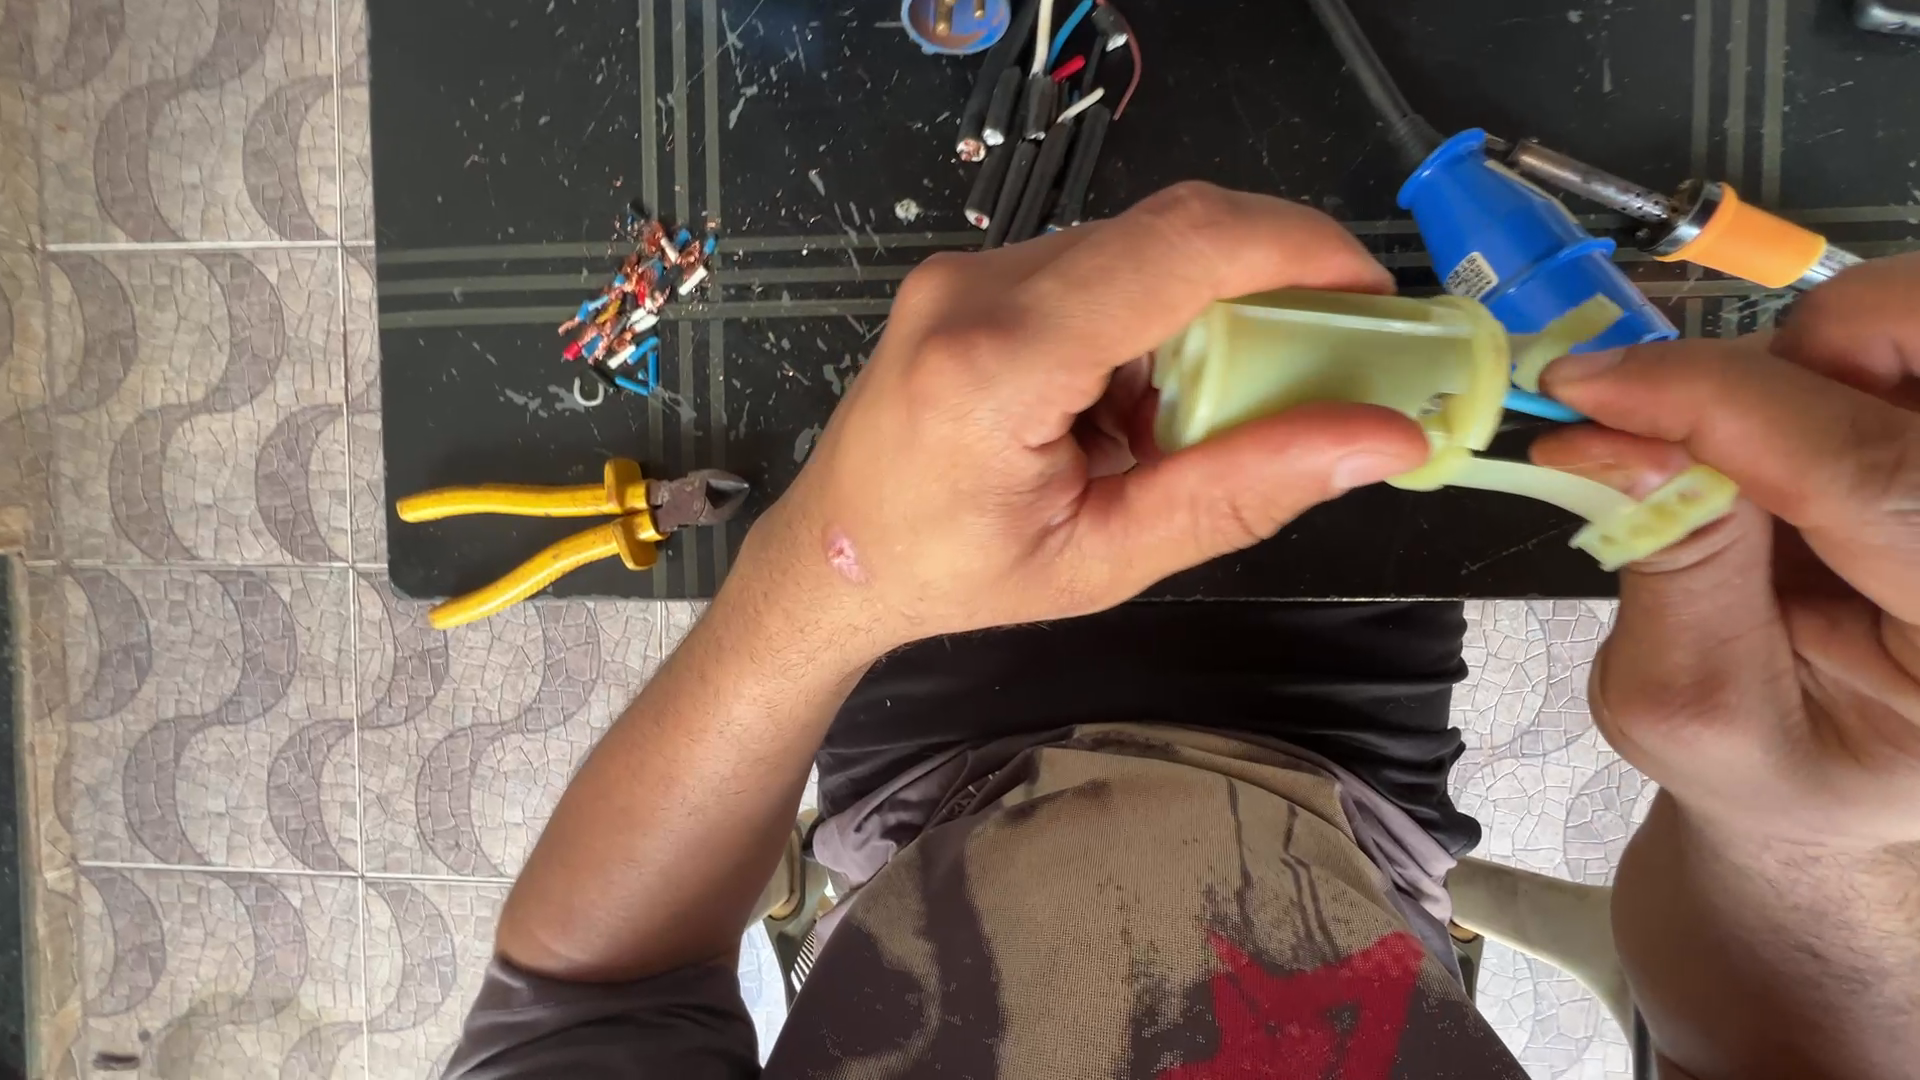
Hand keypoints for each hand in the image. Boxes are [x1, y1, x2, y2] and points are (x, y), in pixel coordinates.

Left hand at [734, 183, 1428, 660]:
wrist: (837, 557)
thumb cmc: (953, 576)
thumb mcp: (1102, 559)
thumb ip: (1237, 495)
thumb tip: (1375, 439)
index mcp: (1000, 362)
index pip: (1182, 248)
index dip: (1300, 251)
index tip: (1367, 301)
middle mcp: (974, 290)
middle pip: (1165, 236)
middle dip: (1258, 292)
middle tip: (1297, 375)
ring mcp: (961, 276)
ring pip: (1130, 251)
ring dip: (1191, 318)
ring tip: (1178, 419)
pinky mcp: (963, 283)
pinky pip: (1086, 270)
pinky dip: (1138, 322)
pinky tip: (1119, 403)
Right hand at [1535, 254, 1919, 848]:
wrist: (1839, 774)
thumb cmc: (1757, 758)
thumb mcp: (1678, 695)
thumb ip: (1666, 564)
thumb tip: (1604, 438)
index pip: (1875, 473)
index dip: (1713, 403)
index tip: (1578, 383)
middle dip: (1789, 359)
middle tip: (1686, 428)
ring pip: (1911, 326)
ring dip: (1789, 369)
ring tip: (1730, 459)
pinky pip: (1894, 352)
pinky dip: (1809, 372)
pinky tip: (1777, 443)